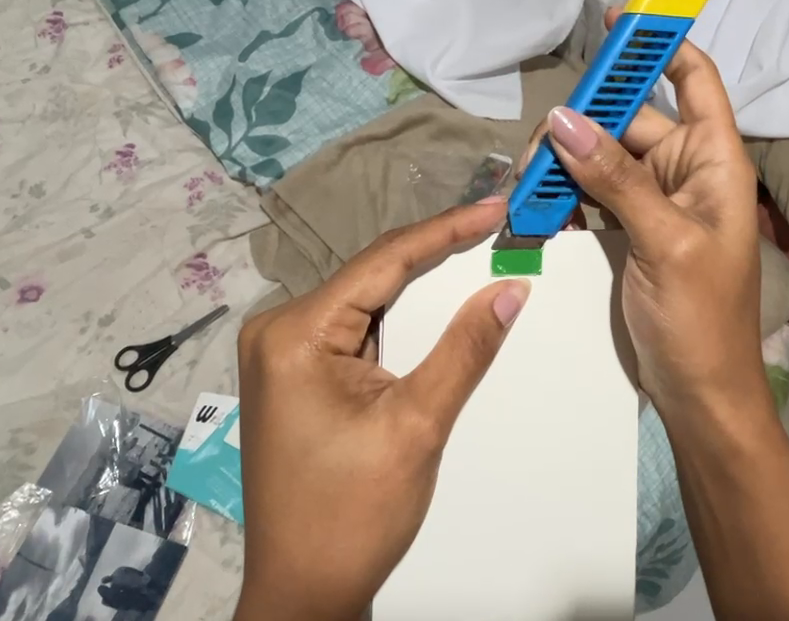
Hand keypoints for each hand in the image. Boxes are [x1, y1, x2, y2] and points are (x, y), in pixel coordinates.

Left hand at [234, 199, 530, 620]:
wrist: (302, 594)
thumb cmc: (353, 515)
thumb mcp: (417, 426)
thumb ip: (464, 349)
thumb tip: (509, 287)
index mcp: (295, 333)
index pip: (384, 262)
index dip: (445, 230)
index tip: (494, 206)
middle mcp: (279, 329)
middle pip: (372, 274)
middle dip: (436, 251)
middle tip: (492, 222)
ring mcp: (284, 351)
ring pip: (366, 297)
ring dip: (420, 282)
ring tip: (475, 248)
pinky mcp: (296, 372)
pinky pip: (357, 325)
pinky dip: (400, 315)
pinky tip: (437, 301)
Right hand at [539, 9, 764, 414]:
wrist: (698, 393)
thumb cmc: (701, 317)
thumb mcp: (664, 241)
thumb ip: (616, 178)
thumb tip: (563, 117)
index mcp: (714, 161)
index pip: (694, 80)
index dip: (661, 43)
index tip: (617, 19)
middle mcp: (684, 170)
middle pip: (630, 117)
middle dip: (584, 120)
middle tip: (536, 141)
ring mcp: (653, 199)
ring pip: (603, 154)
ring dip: (566, 158)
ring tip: (527, 178)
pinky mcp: (628, 227)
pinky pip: (592, 190)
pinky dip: (566, 190)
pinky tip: (535, 199)